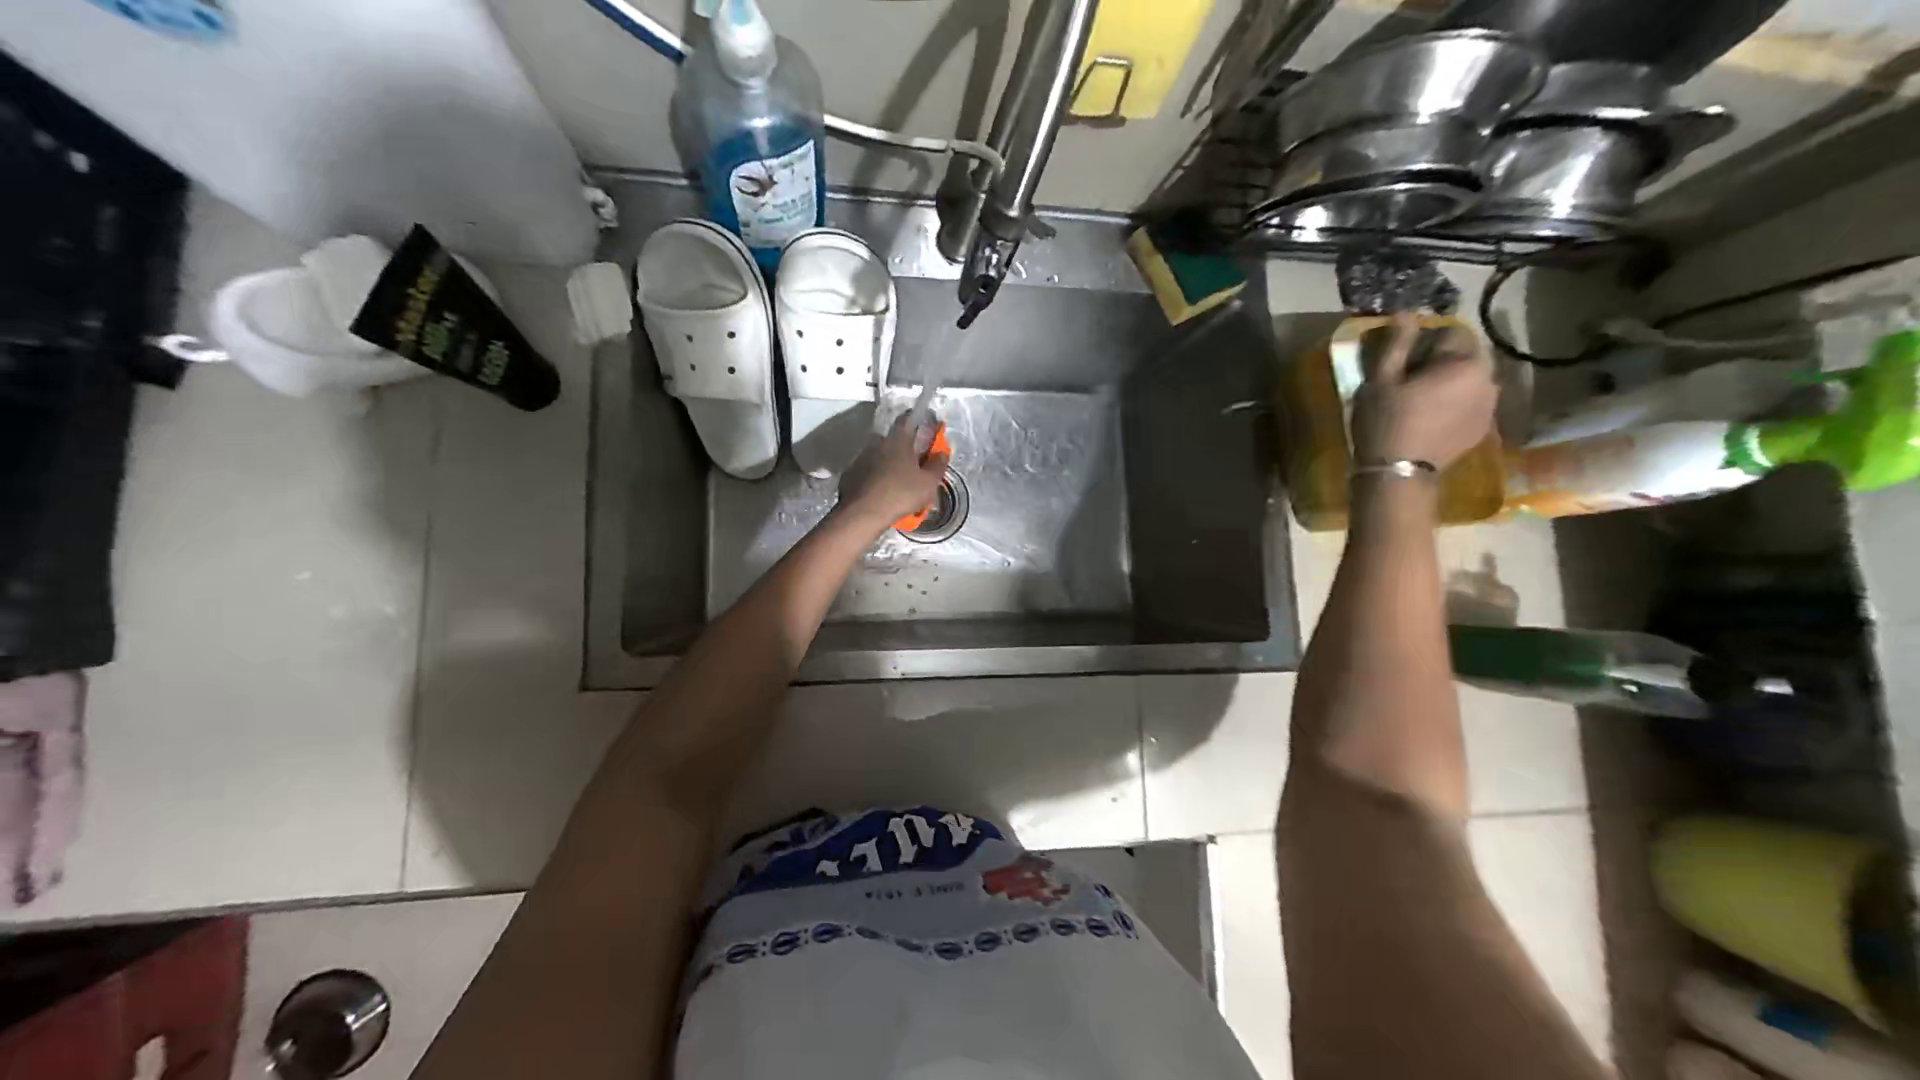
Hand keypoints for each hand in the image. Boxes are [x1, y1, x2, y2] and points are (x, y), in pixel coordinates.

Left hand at [836, 413, 949, 531]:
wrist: (862, 513)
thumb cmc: (900, 494)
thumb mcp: (928, 483)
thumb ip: (937, 466)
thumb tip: (941, 453)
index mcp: (898, 440)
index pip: (907, 419)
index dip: (917, 420)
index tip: (925, 428)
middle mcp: (877, 443)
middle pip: (892, 440)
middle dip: (902, 448)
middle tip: (912, 463)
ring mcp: (860, 458)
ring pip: (878, 456)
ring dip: (887, 464)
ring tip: (896, 482)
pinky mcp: (850, 474)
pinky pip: (866, 471)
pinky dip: (874, 477)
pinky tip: (880, 491)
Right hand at [1350, 315, 1497, 469]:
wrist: (1398, 474)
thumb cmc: (1385, 422)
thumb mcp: (1381, 379)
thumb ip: (1398, 343)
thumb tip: (1407, 312)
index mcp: (1464, 362)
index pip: (1450, 332)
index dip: (1424, 342)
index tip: (1403, 361)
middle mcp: (1488, 378)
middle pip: (1466, 355)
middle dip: (1442, 360)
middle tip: (1410, 380)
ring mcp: (1491, 405)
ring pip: (1470, 379)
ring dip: (1451, 382)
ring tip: (1423, 400)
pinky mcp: (1485, 427)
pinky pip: (1472, 402)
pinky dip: (1456, 403)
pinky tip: (1433, 418)